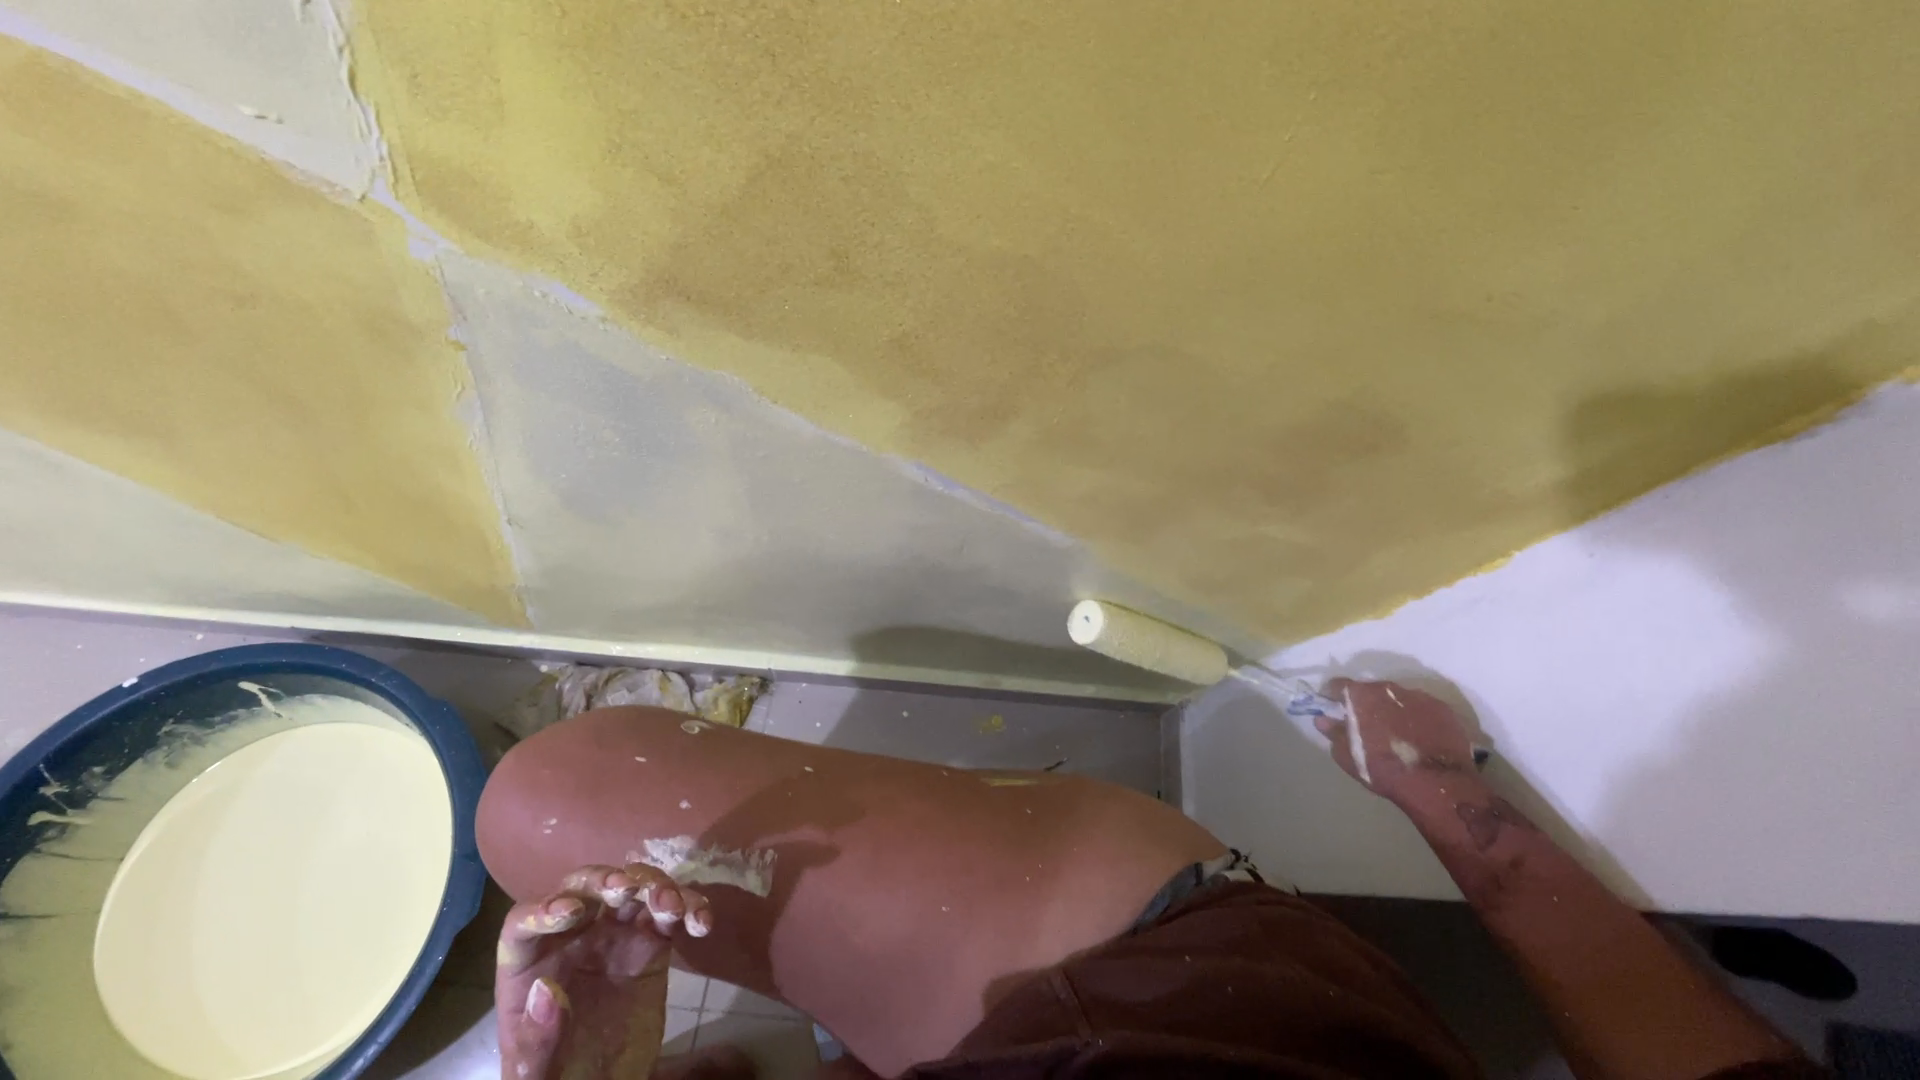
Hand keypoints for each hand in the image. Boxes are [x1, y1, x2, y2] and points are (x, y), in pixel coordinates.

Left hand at [496, 863, 711, 1079]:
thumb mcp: (536, 1079)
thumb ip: (536, 1043)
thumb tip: (545, 991)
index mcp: (530, 964)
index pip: (524, 922)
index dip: (543, 909)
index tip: (570, 913)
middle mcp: (571, 938)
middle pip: (582, 888)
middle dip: (605, 879)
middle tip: (627, 887)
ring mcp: (615, 936)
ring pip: (632, 890)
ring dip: (653, 885)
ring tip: (672, 906)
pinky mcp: (653, 944)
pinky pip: (671, 914)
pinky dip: (690, 907)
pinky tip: (701, 923)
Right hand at [1311, 678, 1479, 804]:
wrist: (1437, 784)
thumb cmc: (1382, 768)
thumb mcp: (1347, 755)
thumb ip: (1334, 733)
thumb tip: (1322, 719)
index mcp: (1361, 695)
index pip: (1339, 685)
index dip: (1332, 694)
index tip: (1331, 705)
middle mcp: (1389, 688)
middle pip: (1371, 689)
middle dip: (1365, 702)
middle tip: (1365, 723)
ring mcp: (1419, 697)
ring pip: (1398, 697)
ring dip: (1392, 709)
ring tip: (1395, 731)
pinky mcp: (1443, 709)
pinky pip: (1423, 708)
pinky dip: (1416, 717)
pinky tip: (1419, 736)